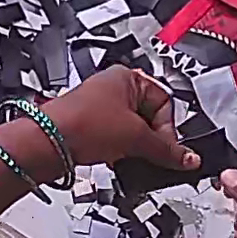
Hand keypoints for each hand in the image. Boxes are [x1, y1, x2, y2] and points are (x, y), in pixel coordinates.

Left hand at [41, 67, 198, 169]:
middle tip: (149, 154)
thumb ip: (167, 150)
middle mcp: (113, 89)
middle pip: (148, 118)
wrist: (47, 143)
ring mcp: (99, 109)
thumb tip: (188, 158)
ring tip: (128, 156)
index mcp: (128, 77)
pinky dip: (118, 152)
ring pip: (131, 131)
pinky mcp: (88, 128)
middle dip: (150, 139)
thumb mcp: (136, 138)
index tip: (168, 149)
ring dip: (134, 147)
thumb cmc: (82, 123)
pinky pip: (114, 140)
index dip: (168, 128)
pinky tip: (114, 160)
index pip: (165, 102)